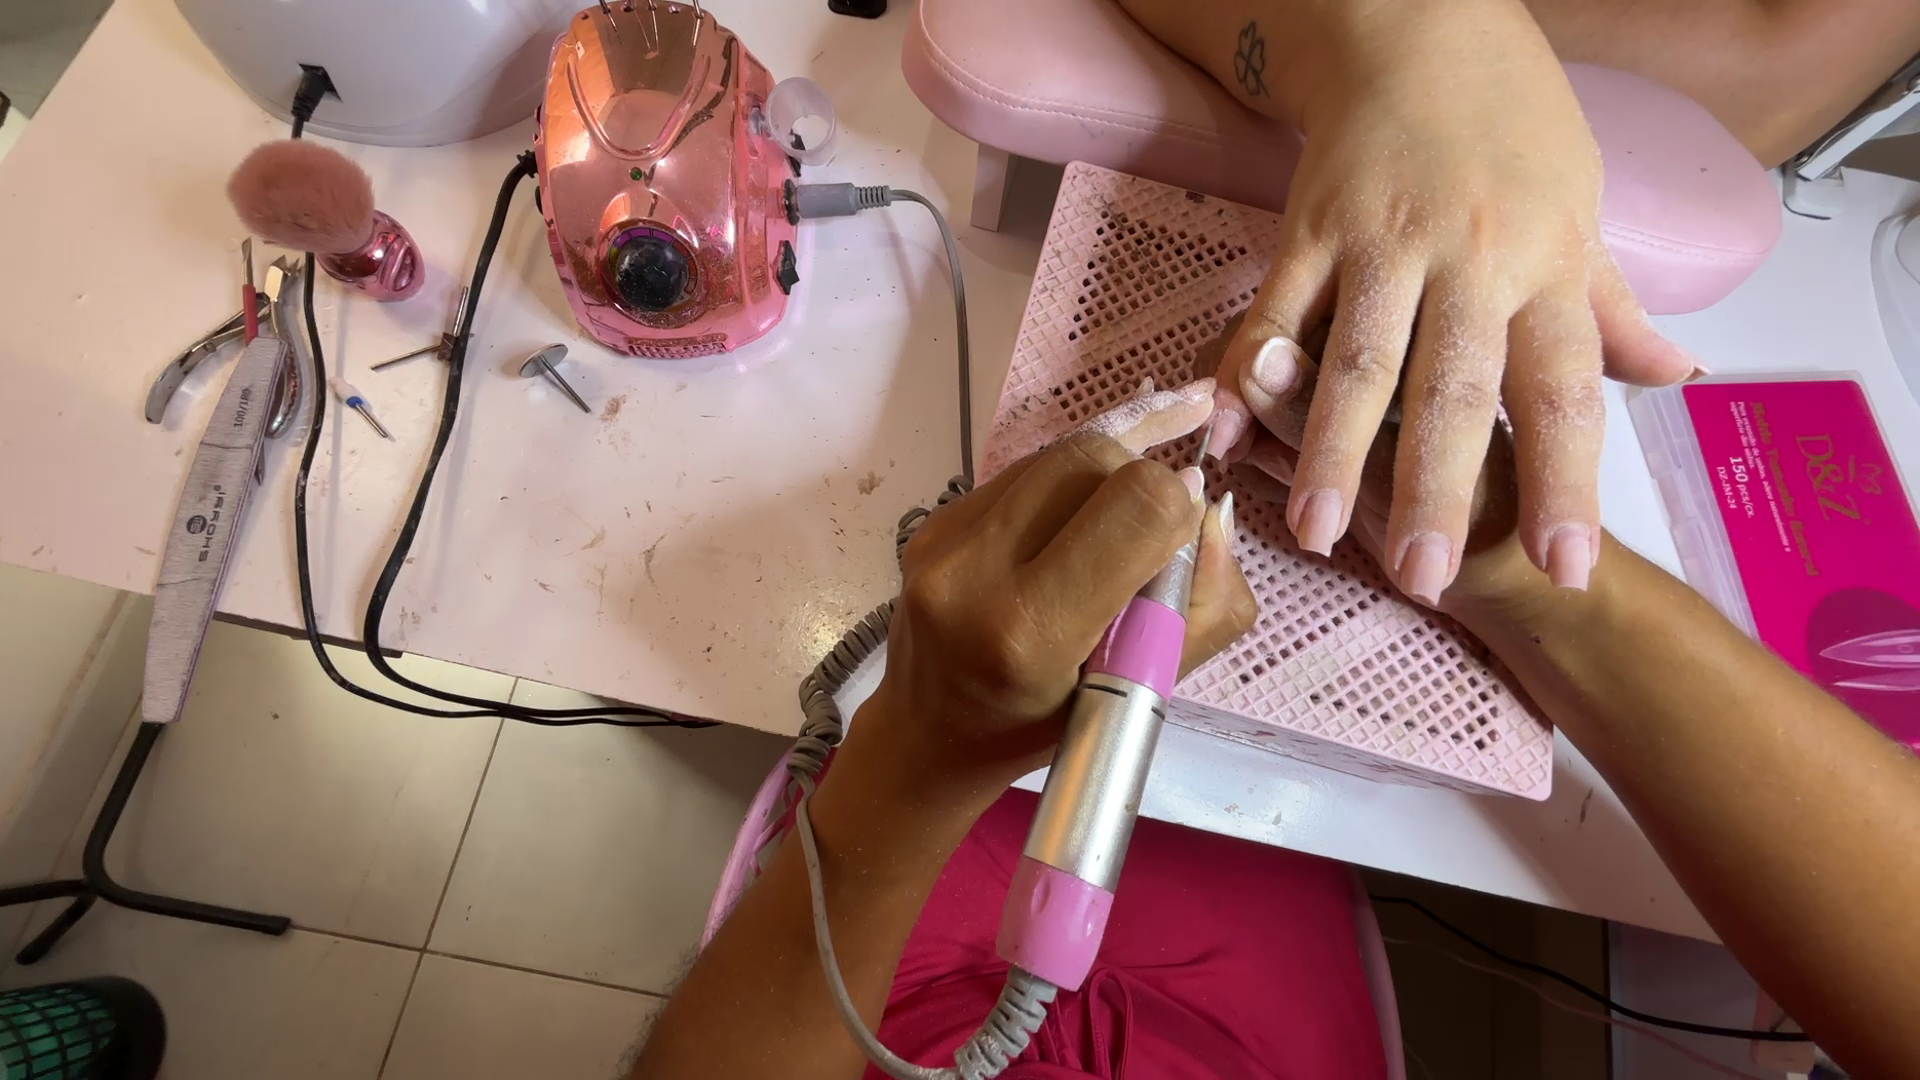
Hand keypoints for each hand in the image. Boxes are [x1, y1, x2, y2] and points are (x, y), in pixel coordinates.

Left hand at [853, 381, 1256, 810]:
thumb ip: (1202, 604)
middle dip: (1140, 478)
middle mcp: (972, 571)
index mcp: (1029, 630)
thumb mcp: (1142, 691)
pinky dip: (1066, 485)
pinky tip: (1079, 515)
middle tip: (1152, 524)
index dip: (1177, 506)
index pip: (1134, 507)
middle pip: (1089, 459)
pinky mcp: (935, 520)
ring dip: (1104, 474)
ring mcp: (943, 538)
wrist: (931, 733)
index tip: (1181, 538)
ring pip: (1055, 454)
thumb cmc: (1042, 731)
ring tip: (1121, 513)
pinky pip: (1023, 472)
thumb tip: (1208, 506)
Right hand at [1207, 0, 1693, 604]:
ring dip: (1333, 455)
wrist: (1420, 33)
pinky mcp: (1306, 235)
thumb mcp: (1582, 209)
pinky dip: (1245, 381)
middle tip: (1424, 578)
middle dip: (1436, 492)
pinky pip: (1271, 317)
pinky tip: (1227, 440)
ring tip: (1316, 533)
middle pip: (1451, 392)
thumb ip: (1613, 306)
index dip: (1567, 481)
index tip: (1561, 566)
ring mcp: (1378, 246)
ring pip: (1354, 365)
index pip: (1563, 389)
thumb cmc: (1508, 129)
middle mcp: (1468, 259)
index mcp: (1546, 261)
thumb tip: (1670, 379)